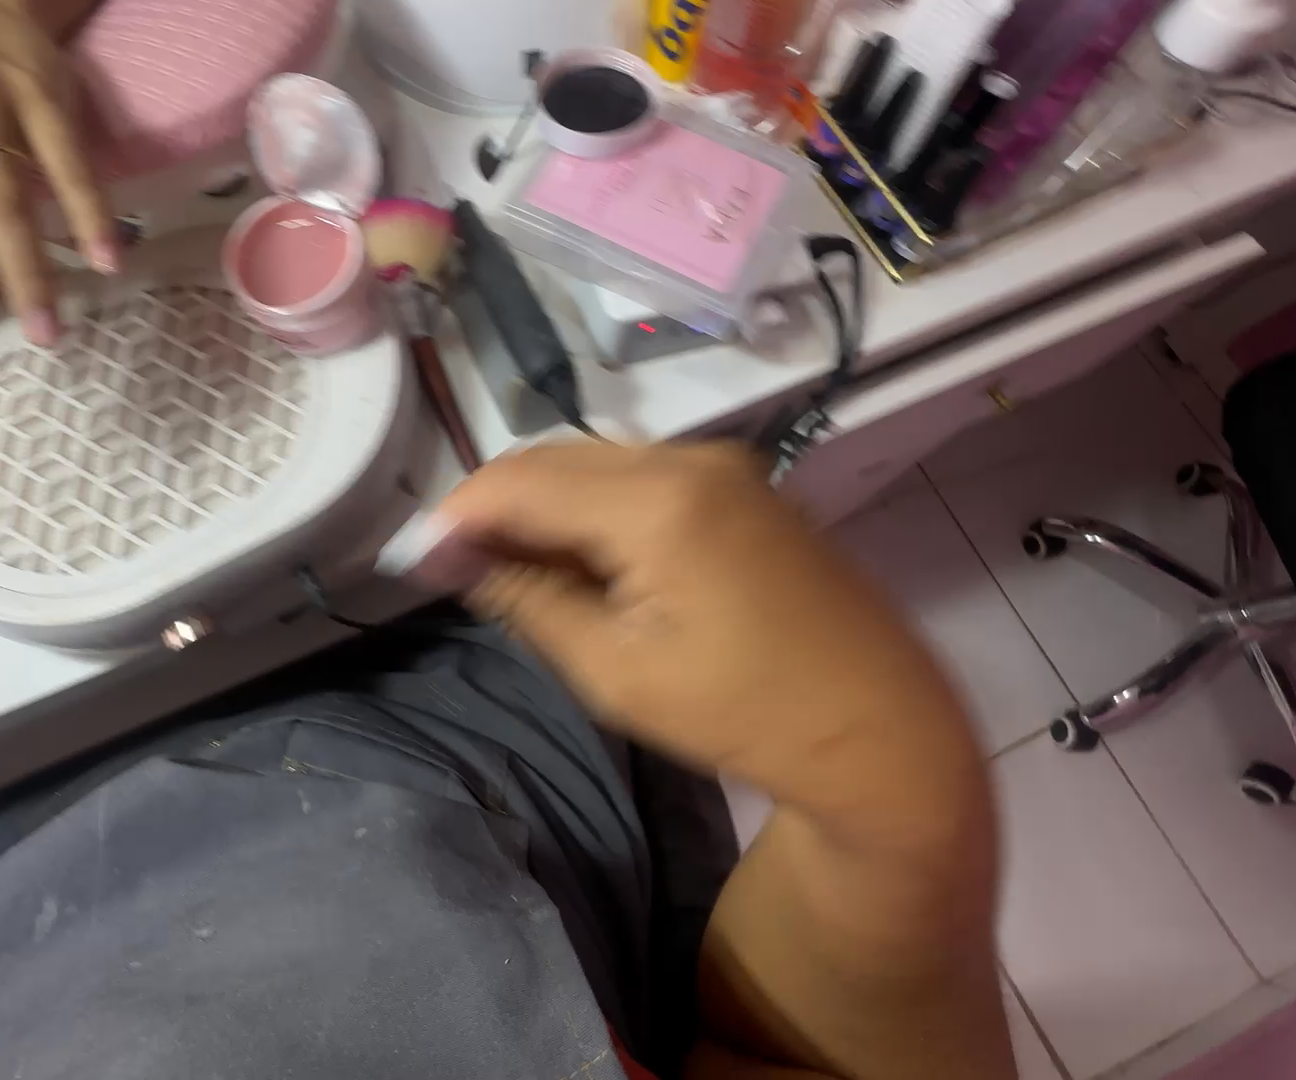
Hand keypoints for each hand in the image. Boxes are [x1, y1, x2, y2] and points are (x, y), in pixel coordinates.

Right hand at [436, 441, 973, 802]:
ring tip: (516, 568)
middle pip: (554, 459)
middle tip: (460, 567)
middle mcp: (688, 457)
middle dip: (496, 506)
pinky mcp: (739, 482)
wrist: (879, 726)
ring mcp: (721, 463)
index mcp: (656, 501)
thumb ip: (525, 596)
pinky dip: (591, 506)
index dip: (458, 514)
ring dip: (542, 505)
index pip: (520, 482)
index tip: (416, 556)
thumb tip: (447, 554)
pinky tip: (581, 554)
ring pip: (593, 463)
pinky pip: (637, 475)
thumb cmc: (740, 713)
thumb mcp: (613, 669)